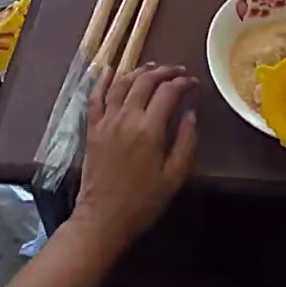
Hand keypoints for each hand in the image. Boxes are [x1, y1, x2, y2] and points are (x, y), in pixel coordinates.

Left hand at [71, 63, 198, 253]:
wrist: (103, 219)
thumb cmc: (143, 202)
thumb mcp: (174, 177)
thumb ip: (185, 142)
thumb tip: (191, 114)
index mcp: (149, 129)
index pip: (168, 93)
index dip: (183, 83)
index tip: (193, 83)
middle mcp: (126, 118)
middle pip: (145, 82)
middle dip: (164, 72)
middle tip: (177, 71)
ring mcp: (106, 121)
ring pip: (122, 84)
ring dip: (138, 71)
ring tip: (152, 67)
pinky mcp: (92, 128)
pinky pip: (96, 97)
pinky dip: (103, 80)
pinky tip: (110, 70)